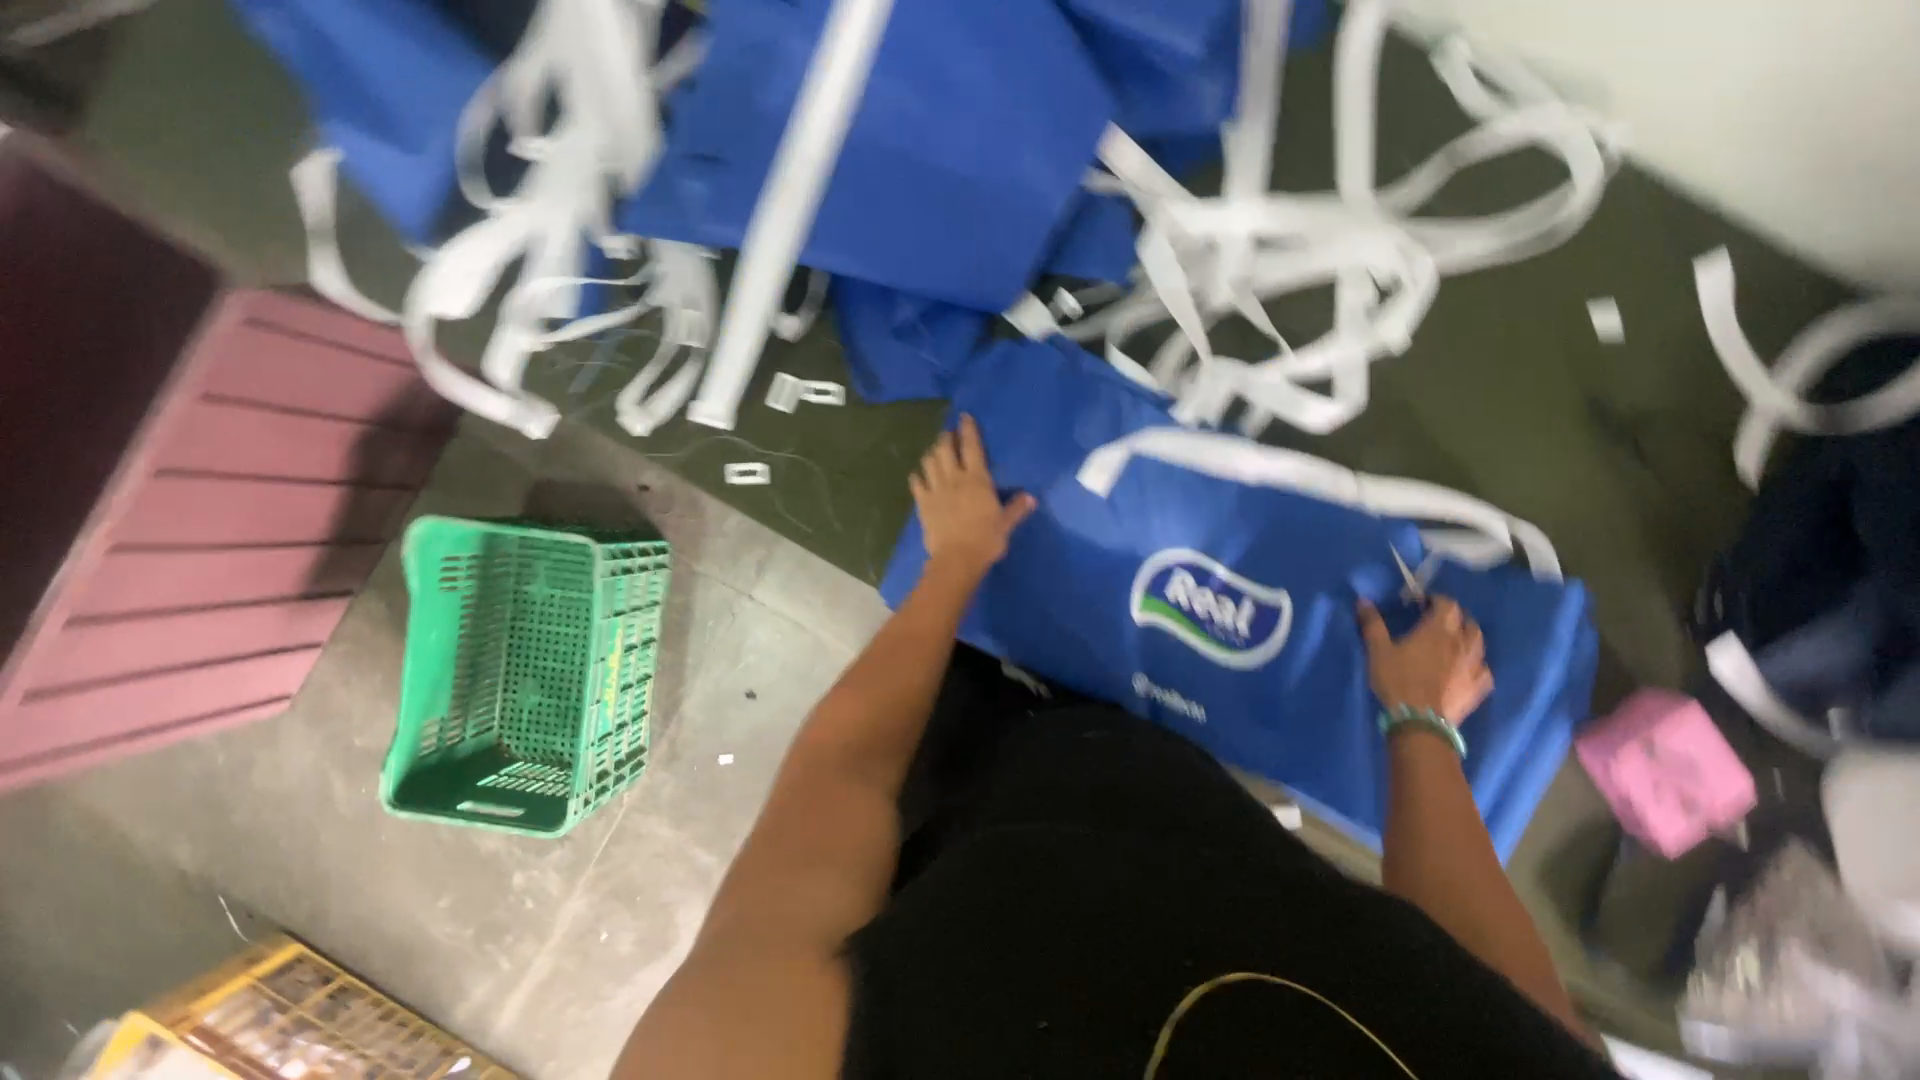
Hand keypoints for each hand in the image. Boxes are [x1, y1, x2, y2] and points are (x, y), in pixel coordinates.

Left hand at [910, 414, 1036, 581]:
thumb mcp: (1006, 524)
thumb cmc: (986, 540)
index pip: (972, 446)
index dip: (968, 429)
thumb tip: (1031, 497)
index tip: (964, 416)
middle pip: (945, 448)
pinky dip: (918, 476)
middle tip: (948, 433)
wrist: (956, 559)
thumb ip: (1017, 508)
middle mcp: (954, 478)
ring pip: (929, 462)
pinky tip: (919, 475)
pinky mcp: (922, 504)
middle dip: (946, 437)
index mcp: (977, 479)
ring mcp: (935, 490)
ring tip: (935, 452)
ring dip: (932, 453)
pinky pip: (917, 483)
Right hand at [1357, 596, 1491, 725]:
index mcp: (1438, 630)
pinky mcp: (1479, 686)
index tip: (1422, 603)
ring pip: (1479, 642)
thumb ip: (1373, 624)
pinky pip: (1484, 668)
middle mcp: (1462, 643)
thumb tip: (1363, 600)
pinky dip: (1476, 663)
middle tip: (1437, 621)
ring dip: (1468, 636)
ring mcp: (1474, 665)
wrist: (1420, 720)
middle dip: (1454, 617)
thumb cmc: (1397, 680)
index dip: (1436, 599)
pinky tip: (1466, 668)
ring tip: (1454, 641)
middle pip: (1467, 621)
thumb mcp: (1378, 651)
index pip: (1447, 604)